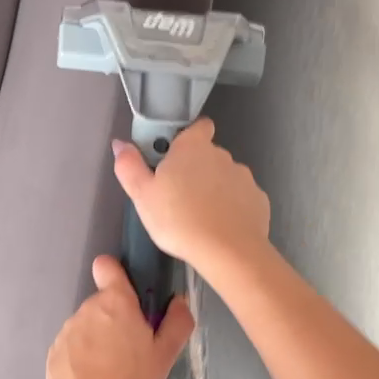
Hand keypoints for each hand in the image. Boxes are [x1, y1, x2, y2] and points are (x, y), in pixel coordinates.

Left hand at [43, 257, 194, 378]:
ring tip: (113, 372)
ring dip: (100, 339)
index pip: (108, 266)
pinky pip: (74, 346)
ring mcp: (67, 330)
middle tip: (134, 350)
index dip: (117, 274)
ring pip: (89, 326)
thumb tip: (180, 301)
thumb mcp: (165, 357)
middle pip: (104, 303)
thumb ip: (177, 324)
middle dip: (117, 319)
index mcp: (116, 303)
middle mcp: (87, 309)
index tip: (130, 296)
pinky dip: (83, 357)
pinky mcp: (54, 352)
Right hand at [112, 118, 270, 276]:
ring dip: (214, 190)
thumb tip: (120, 144)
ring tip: (200, 217)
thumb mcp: (142, 195)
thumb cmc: (178, 220)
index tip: (176, 155)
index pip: (198, 126)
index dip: (188, 137)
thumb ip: (129, 166)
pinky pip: (241, 199)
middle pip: (208, 156)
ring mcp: (244, 178)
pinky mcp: (258, 200)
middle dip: (196, 170)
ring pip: (225, 178)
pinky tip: (220, 227)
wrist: (227, 251)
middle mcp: (222, 155)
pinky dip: (232, 208)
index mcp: (193, 148)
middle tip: (177, 197)